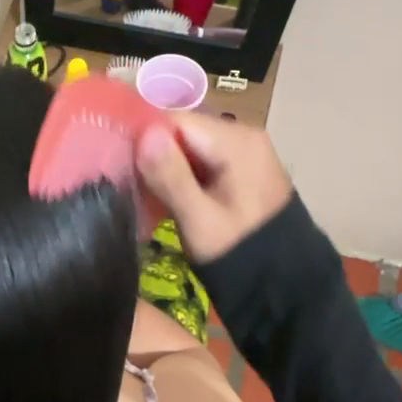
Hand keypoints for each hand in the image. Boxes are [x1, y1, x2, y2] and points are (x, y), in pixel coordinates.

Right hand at [136, 113, 293, 263]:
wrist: (280, 280)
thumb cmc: (237, 250)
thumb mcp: (198, 218)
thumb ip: (171, 176)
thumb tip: (145, 134)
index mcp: (236, 140)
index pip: (175, 120)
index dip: (144, 141)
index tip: (122, 168)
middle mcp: (243, 135)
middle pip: (183, 133)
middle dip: (154, 157)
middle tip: (131, 188)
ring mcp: (245, 152)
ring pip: (190, 149)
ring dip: (166, 170)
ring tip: (146, 197)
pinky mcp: (242, 170)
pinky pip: (203, 163)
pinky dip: (182, 178)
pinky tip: (169, 200)